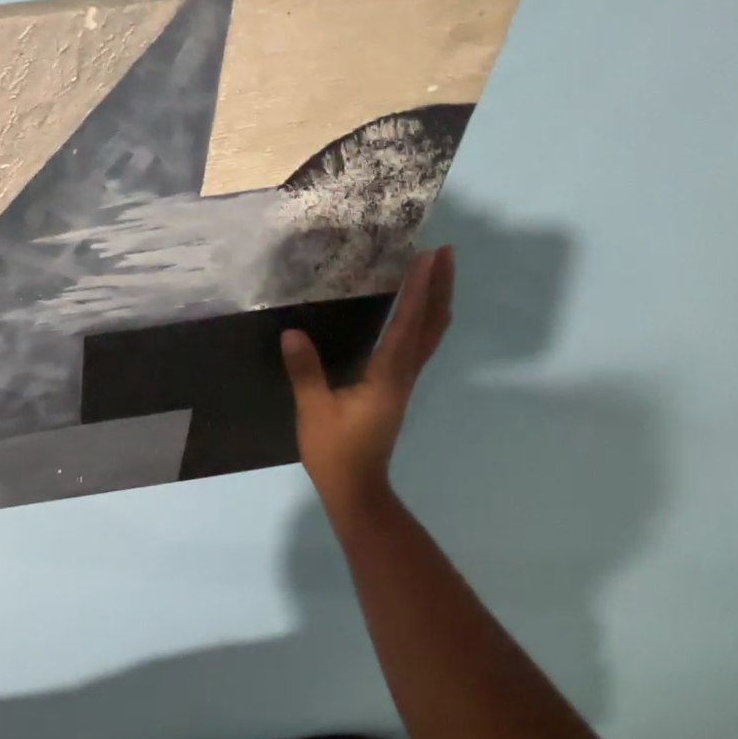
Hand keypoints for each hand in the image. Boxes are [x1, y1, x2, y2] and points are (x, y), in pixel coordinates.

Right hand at [280, 246, 453, 508]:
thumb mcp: (313, 411)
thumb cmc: (335, 451)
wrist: (356, 487)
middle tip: (445, 252)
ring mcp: (402, 382)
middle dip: (440, 287)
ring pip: (430, 335)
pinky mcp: (394, 389)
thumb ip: (305, 372)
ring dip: (436, 301)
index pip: (408, 324)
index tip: (428, 256)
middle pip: (433, 325)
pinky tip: (414, 313)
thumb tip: (292, 333)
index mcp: (387, 376)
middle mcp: (404, 375)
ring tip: (438, 272)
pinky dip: (424, 320)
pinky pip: (418, 345)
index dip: (418, 289)